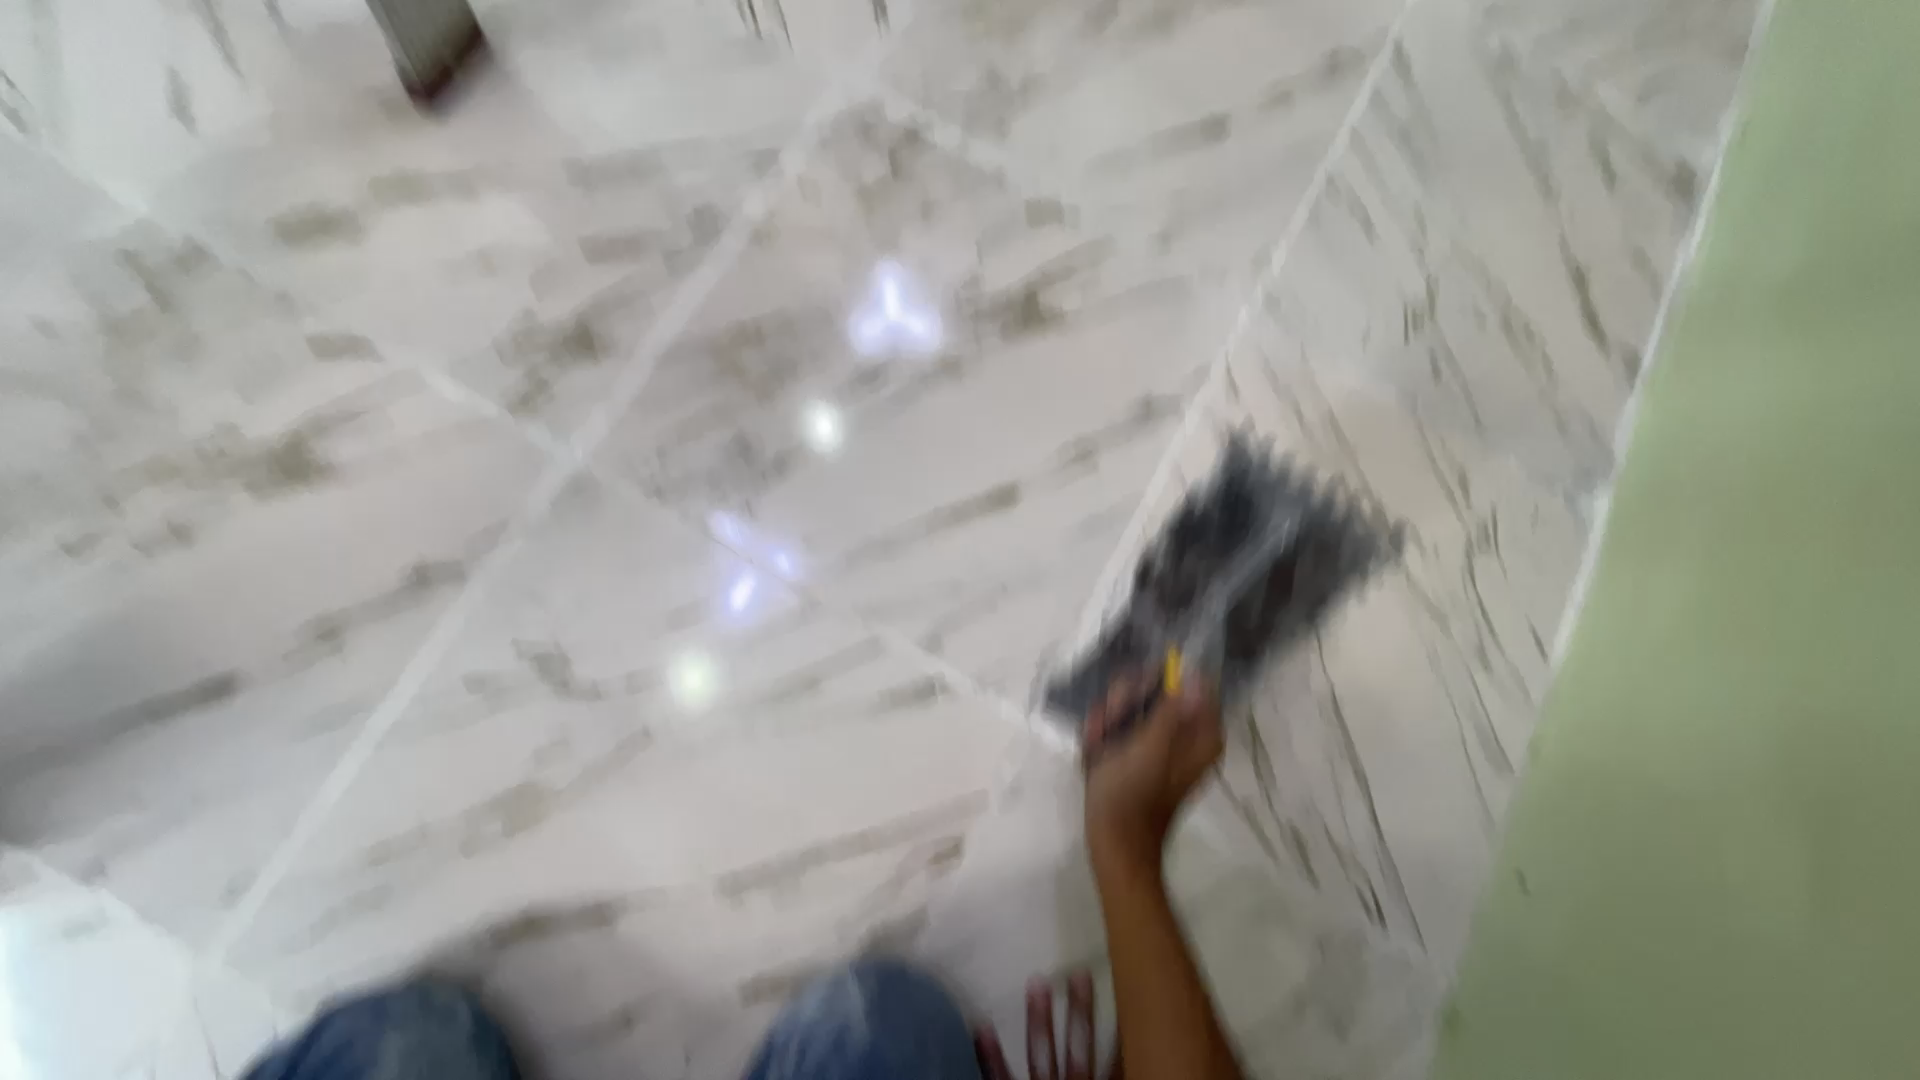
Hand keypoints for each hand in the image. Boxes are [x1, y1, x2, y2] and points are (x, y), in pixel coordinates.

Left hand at [975, 972, 1116, 1079]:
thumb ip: (1105, 1071)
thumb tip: (1116, 1044)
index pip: (1110, 1060)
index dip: (1115, 1029)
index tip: (1116, 991)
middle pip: (1079, 1049)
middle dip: (1080, 1011)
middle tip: (1079, 972)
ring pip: (1042, 1056)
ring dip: (1040, 1020)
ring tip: (1037, 981)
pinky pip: (1000, 1077)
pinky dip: (990, 1055)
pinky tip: (982, 1026)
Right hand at [1081, 671, 1223, 877]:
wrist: (1111, 840)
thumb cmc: (1132, 795)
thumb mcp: (1151, 749)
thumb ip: (1170, 710)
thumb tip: (1194, 675)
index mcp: (1200, 734)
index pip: (1189, 682)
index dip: (1159, 680)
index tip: (1134, 695)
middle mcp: (1183, 733)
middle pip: (1155, 689)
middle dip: (1124, 701)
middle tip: (1109, 721)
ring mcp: (1158, 740)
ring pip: (1131, 704)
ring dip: (1108, 717)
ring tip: (1099, 743)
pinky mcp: (1136, 750)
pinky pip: (1119, 723)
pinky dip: (1104, 733)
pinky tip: (1096, 751)